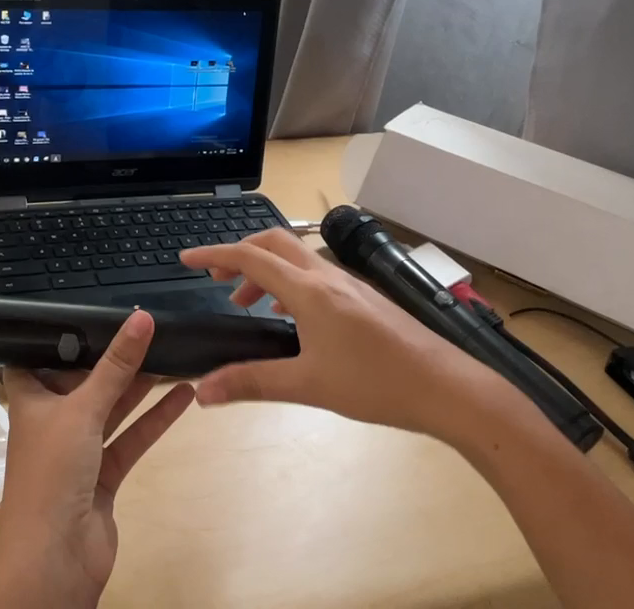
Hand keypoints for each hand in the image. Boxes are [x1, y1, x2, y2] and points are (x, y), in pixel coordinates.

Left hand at [0, 311, 195, 608]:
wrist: (54, 559)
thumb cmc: (51, 472)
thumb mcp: (82, 409)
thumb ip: (116, 366)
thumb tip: (142, 317)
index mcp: (30, 398)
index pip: (40, 355)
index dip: (63, 334)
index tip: (94, 308)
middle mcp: (52, 419)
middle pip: (84, 379)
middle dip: (114, 357)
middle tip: (148, 325)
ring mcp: (79, 449)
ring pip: (112, 408)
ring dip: (139, 385)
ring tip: (172, 352)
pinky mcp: (103, 476)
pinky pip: (130, 438)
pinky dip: (154, 418)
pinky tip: (182, 395)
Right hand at [180, 229, 516, 441]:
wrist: (447, 387)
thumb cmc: (375, 384)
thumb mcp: (308, 386)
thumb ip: (252, 382)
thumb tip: (203, 391)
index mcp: (309, 290)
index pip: (250, 257)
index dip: (214, 254)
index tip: (186, 258)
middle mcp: (326, 276)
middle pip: (273, 243)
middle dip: (240, 253)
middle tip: (215, 277)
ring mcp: (349, 284)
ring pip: (296, 257)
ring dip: (265, 269)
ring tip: (246, 302)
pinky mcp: (363, 298)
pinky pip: (314, 274)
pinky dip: (288, 282)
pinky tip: (290, 317)